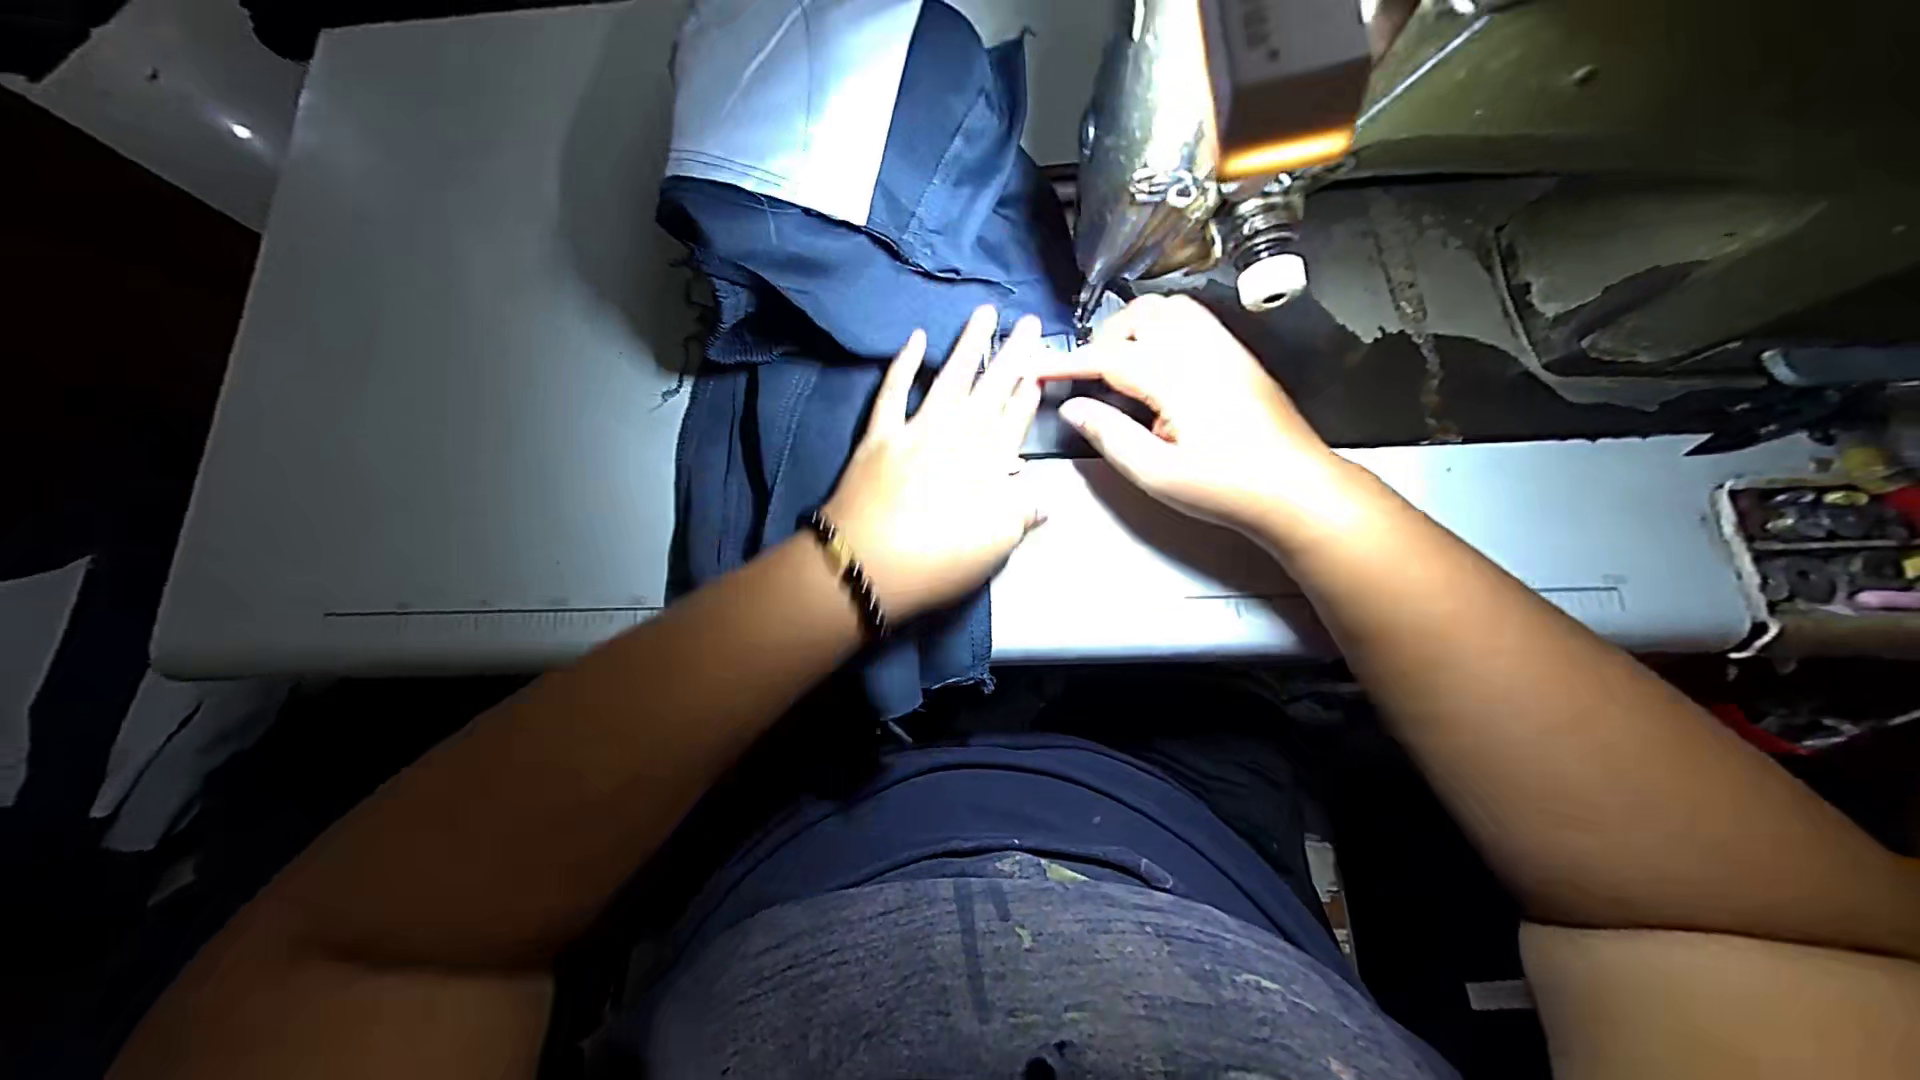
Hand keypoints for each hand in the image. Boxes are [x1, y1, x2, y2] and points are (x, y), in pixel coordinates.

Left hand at [821, 306, 1045, 622]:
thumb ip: (1021, 516)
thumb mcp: (993, 546)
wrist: (866, 566)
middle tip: (1029, 322)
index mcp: (987, 464)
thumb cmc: (936, 561)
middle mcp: (956, 438)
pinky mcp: (880, 435)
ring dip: (969, 345)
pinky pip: (893, 392)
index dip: (1028, 395)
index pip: (1015, 421)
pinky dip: (903, 365)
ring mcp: (916, 431)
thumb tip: (1044, 500)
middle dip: (1012, 356)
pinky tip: (916, 339)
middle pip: (990, 390)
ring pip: (949, 379)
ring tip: (985, 313)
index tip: (1040, 368)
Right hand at [1033, 294, 1389, 551]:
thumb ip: (1109, 435)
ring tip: (1115, 362)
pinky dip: (1159, 326)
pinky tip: (1154, 359)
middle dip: (1100, 340)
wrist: (1296, 488)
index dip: (1067, 362)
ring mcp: (1224, 346)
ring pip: (1165, 309)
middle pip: (1136, 318)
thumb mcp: (1157, 474)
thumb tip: (1073, 408)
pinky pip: (1191, 318)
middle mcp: (1202, 349)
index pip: (1109, 357)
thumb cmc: (1226, 488)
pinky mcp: (1237, 353)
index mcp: (1177, 378)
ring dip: (1131, 327)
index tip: (1036, 368)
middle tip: (1082, 376)